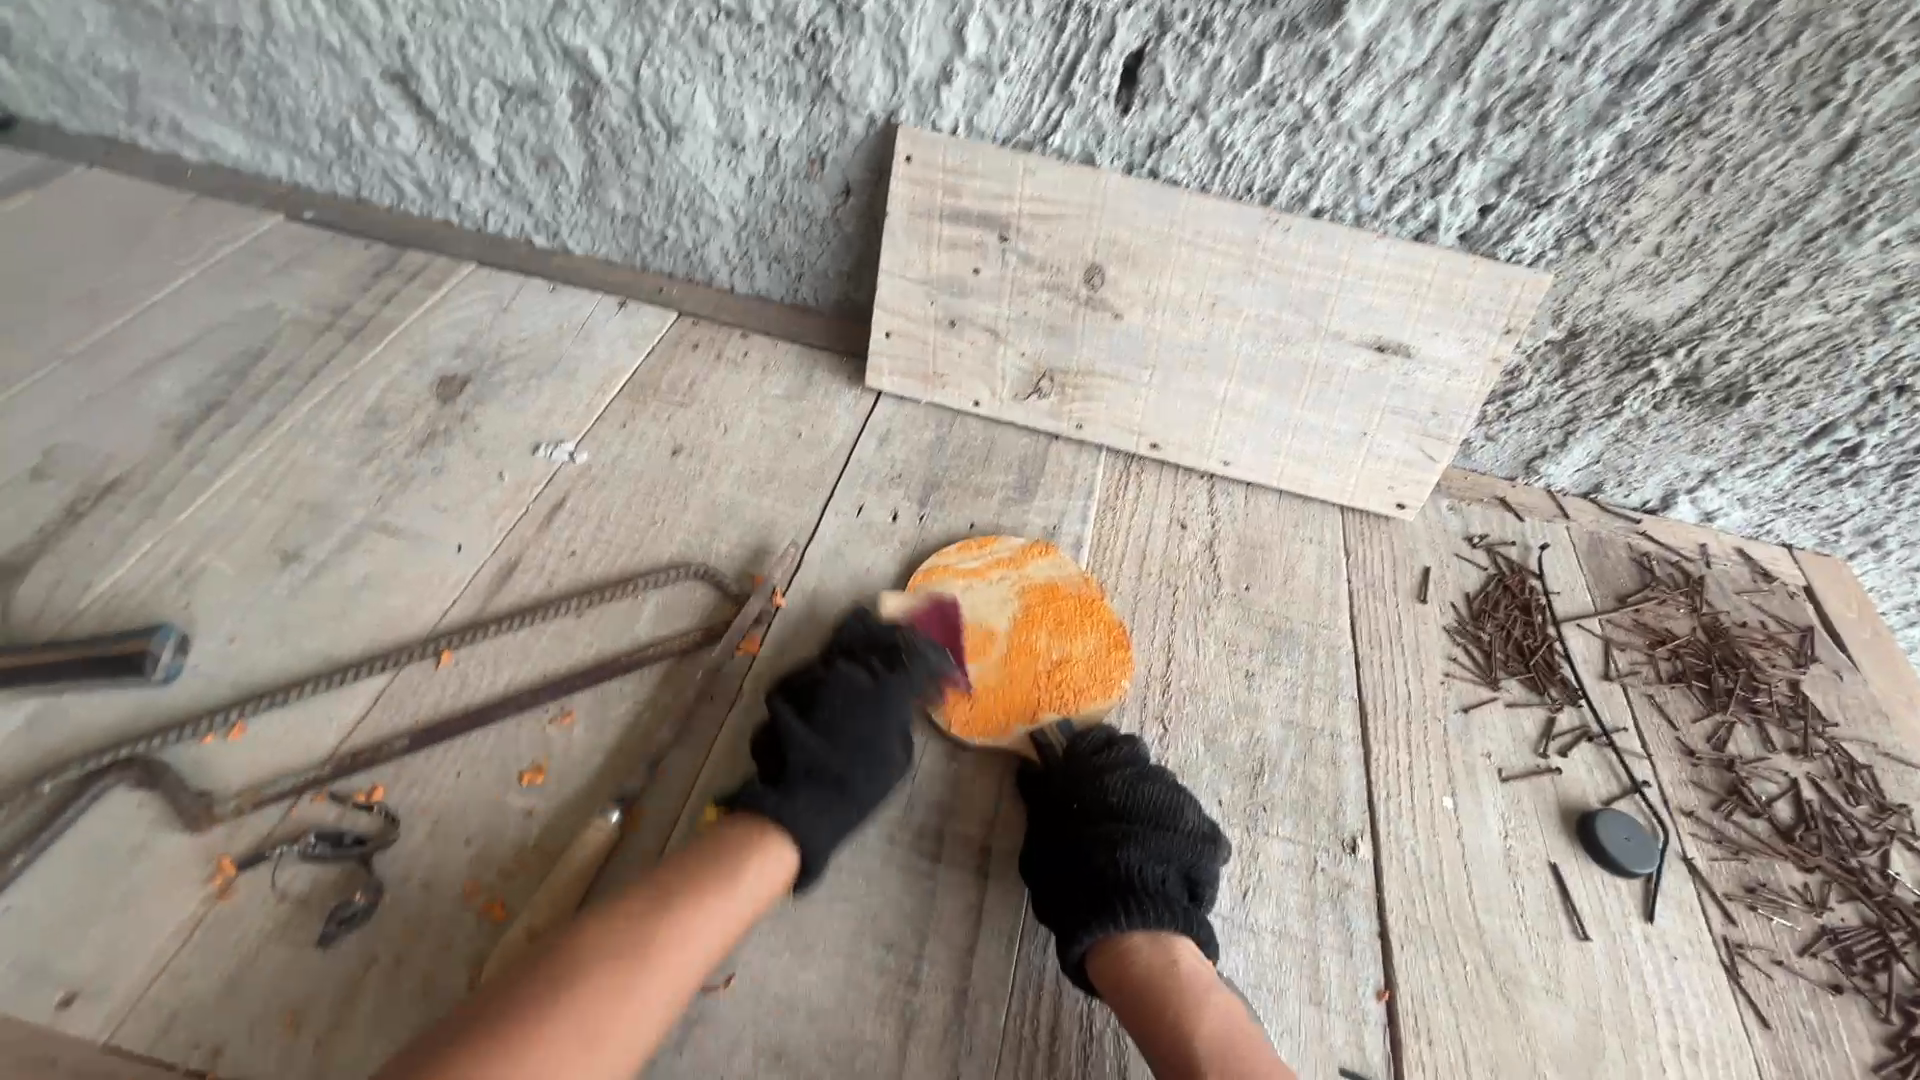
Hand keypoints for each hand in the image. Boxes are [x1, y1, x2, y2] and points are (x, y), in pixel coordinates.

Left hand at [721, 608, 954, 889]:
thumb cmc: (859, 785)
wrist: (798, 799)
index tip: (947, 674)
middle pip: (887, 632)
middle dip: (908, 640)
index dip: (940, 663)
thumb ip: (904, 716)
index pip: (923, 657)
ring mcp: (821, 667)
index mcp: (888, 687)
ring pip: (851, 632)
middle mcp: (856, 666)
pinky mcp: (795, 676)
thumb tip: (909, 699)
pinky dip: (842, 662)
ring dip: (872, 638)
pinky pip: (826, 657)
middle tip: (915, 653)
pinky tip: (846, 676)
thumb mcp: (900, 754)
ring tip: (881, 651)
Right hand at [1016, 725, 1229, 994]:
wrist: (1131, 923)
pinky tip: (1166, 863)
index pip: (1098, 740)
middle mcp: (1139, 770)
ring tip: (1140, 844)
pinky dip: (1178, 835)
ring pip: (1162, 791)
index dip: (1092, 757)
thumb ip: (1039, 799)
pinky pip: (1188, 823)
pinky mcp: (1204, 828)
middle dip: (1125, 782)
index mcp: (1096, 767)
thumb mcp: (1040, 839)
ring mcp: (1176, 798)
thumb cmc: (1073, 876)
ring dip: (1151, 808)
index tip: (1086, 778)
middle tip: (1111, 816)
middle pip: (1134, 764)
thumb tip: (1030, 769)